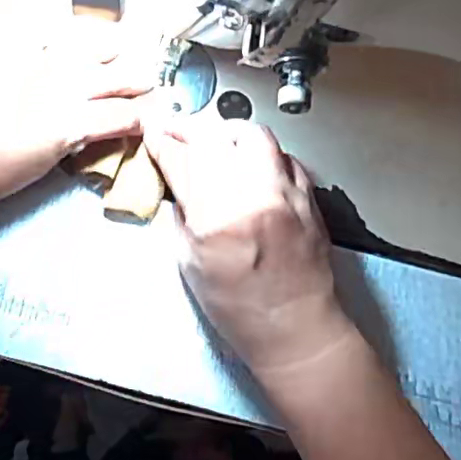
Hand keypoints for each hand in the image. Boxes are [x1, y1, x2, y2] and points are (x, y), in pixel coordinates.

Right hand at [0, 24, 157, 216]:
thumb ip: (14, 85)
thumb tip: (34, 92)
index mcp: (19, 54)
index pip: (71, 34)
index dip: (101, 37)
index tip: (119, 38)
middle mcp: (41, 65)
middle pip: (100, 47)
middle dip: (129, 51)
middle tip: (150, 56)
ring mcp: (55, 94)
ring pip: (117, 78)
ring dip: (141, 82)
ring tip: (158, 87)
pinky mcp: (64, 129)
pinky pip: (115, 118)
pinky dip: (135, 120)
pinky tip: (147, 123)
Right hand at [144, 112, 355, 385]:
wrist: (297, 329)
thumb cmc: (235, 306)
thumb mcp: (188, 261)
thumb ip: (182, 214)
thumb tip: (175, 180)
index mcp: (216, 218)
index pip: (181, 160)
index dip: (161, 141)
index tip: (152, 133)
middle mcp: (253, 197)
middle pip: (215, 137)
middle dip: (189, 130)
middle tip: (177, 134)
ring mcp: (285, 194)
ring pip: (252, 136)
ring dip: (226, 134)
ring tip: (214, 144)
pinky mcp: (308, 197)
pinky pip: (282, 155)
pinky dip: (260, 153)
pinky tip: (250, 166)